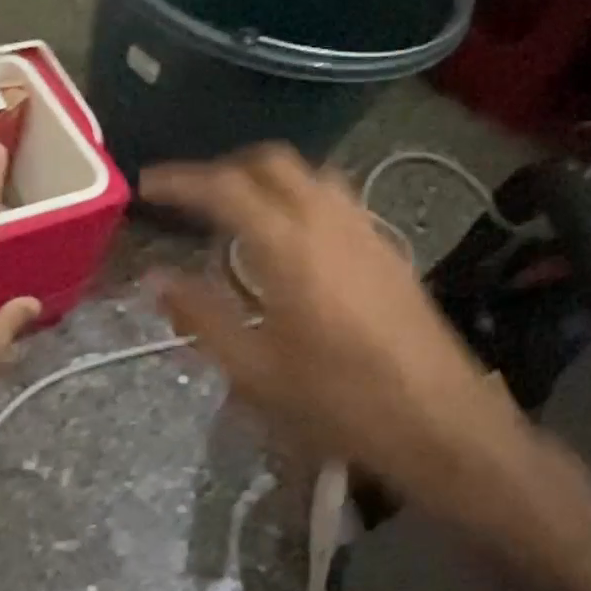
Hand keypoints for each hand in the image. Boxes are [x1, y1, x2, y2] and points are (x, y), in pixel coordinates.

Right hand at [142, 144, 589, 539]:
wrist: (444, 426)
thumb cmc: (341, 403)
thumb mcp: (256, 371)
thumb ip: (201, 316)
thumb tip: (155, 279)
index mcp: (290, 247)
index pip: (225, 189)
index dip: (180, 180)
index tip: (146, 185)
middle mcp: (330, 223)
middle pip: (271, 164)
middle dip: (223, 169)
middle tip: (188, 196)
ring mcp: (366, 232)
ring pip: (309, 175)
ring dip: (264, 179)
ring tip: (233, 211)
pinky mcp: (388, 250)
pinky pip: (335, 199)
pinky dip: (298, 198)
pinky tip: (287, 240)